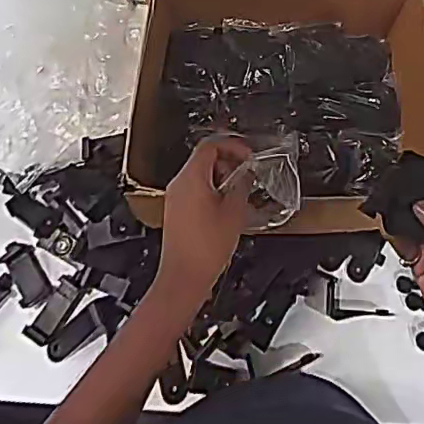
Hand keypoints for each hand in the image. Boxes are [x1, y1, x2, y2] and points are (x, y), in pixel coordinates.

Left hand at [157, 135, 252, 307]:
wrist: (184, 278)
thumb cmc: (206, 248)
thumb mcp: (234, 211)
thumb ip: (242, 185)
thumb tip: (247, 174)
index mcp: (192, 178)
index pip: (211, 146)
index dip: (233, 146)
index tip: (247, 155)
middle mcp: (179, 185)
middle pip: (204, 157)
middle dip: (228, 161)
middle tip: (246, 172)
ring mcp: (175, 198)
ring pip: (200, 173)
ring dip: (221, 176)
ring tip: (238, 190)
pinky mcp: (176, 211)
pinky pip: (194, 189)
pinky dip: (211, 189)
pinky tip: (226, 206)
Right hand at [406, 198, 423, 351]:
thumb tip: (423, 206)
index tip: (416, 175)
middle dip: (412, 200)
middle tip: (397, 191)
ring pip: (413, 224)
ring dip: (402, 217)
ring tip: (391, 207)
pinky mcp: (421, 264)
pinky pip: (404, 244)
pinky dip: (396, 237)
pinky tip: (391, 230)